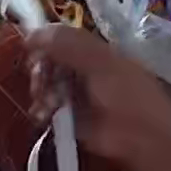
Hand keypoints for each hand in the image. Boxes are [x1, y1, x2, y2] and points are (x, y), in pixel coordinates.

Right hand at [27, 26, 170, 168]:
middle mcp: (82, 70)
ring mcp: (75, 96)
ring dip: (40, 92)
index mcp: (93, 51)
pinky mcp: (69, 120)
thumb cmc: (125, 92)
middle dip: (40, 70)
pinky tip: (43, 116)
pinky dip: (41, 111)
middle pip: (48, 62)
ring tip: (47, 103)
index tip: (29, 49)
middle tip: (40, 79)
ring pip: (44, 86)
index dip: (43, 42)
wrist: (141, 136)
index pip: (60, 39)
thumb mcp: (98, 60)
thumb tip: (29, 34)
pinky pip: (46, 110)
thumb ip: (65, 44)